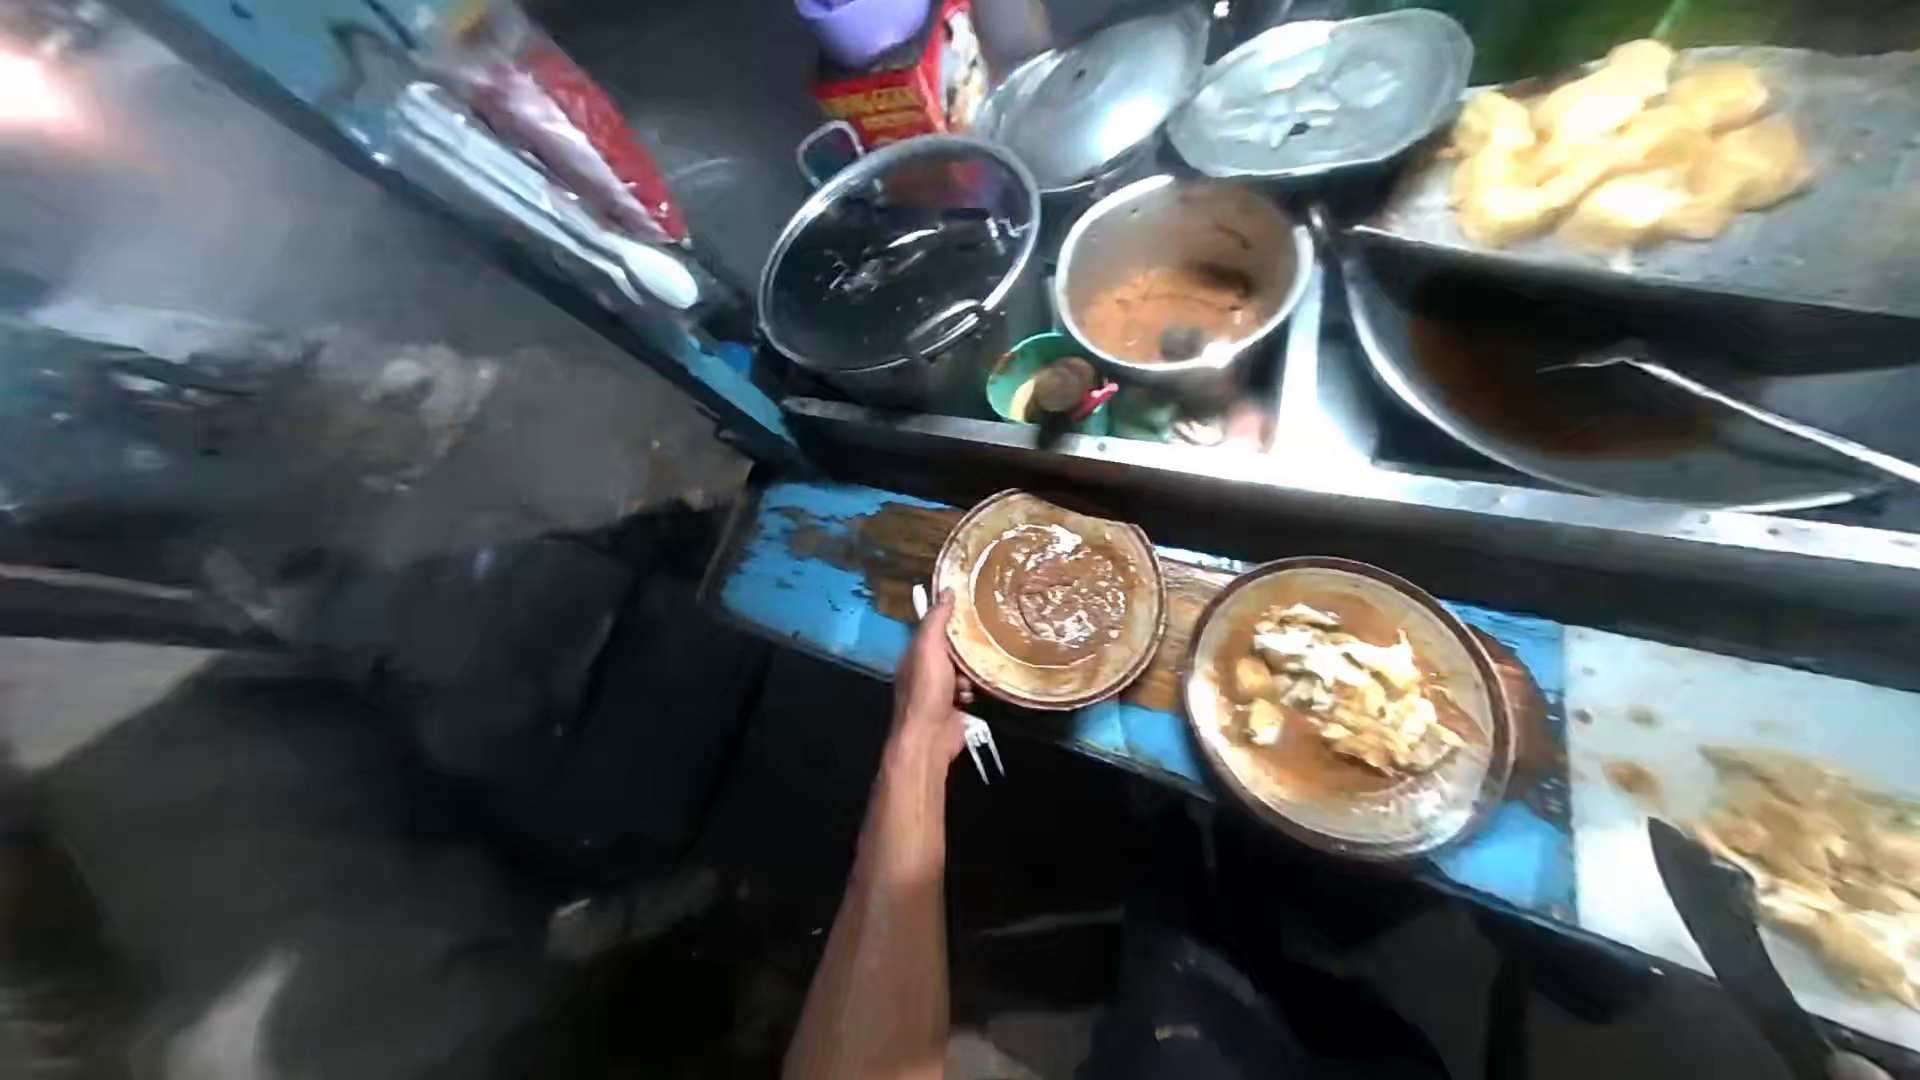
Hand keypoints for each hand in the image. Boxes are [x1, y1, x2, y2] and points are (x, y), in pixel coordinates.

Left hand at [891, 588, 967, 765]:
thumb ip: (936, 620)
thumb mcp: (928, 647)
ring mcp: (939, 688)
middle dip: (967, 643)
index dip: (949, 614)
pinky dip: (974, 688)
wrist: (930, 737)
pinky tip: (975, 690)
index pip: (933, 626)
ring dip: (972, 668)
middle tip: (987, 633)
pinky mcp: (954, 705)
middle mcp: (925, 667)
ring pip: (963, 667)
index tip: (972, 602)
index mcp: (915, 652)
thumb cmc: (927, 689)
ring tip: (978, 667)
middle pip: (951, 646)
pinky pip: (970, 688)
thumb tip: (946, 591)